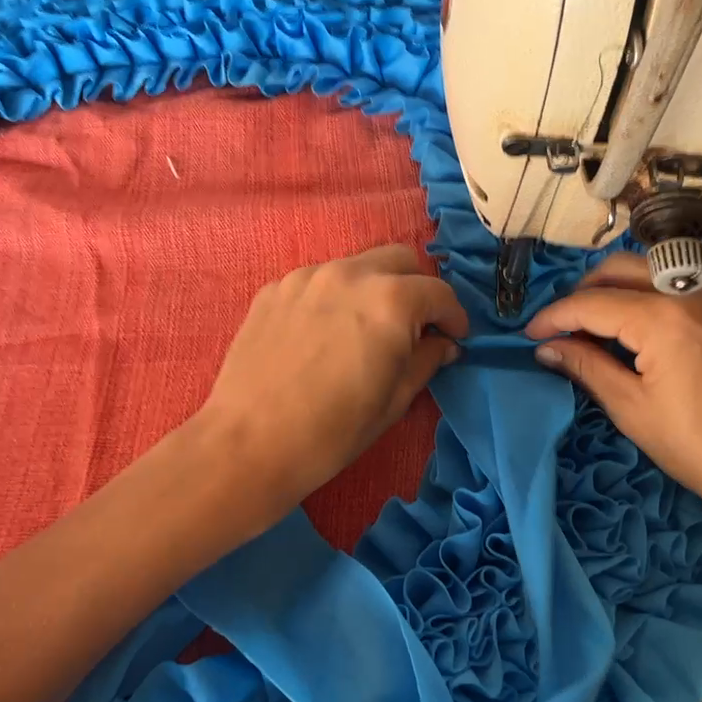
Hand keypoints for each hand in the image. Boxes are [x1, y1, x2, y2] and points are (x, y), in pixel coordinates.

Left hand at [197, 244, 468, 514]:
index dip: (454, 316)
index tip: (454, 338)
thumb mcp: (393, 401)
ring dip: (374, 286)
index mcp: (389, 300)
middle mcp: (350, 273)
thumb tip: (442, 343)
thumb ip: (425, 360)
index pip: (438, 291)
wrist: (248, 442)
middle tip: (415, 324)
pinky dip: (334, 296)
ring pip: (356, 265)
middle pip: (400, 259)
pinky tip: (323, 333)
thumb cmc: (332, 431)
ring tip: (366, 327)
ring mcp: (307, 276)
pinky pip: (318, 280)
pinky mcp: (275, 288)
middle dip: (417, 287)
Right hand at [525, 254, 701, 555]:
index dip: (553, 317)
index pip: (591, 302)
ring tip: (608, 327)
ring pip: (660, 271)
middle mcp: (697, 291)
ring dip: (625, 288)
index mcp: (663, 317)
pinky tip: (658, 334)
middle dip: (585, 291)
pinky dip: (663, 298)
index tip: (531, 336)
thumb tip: (548, 347)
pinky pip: (694, 287)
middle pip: (622, 269)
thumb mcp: (635, 412)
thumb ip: (587, 368)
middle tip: (567, 327)